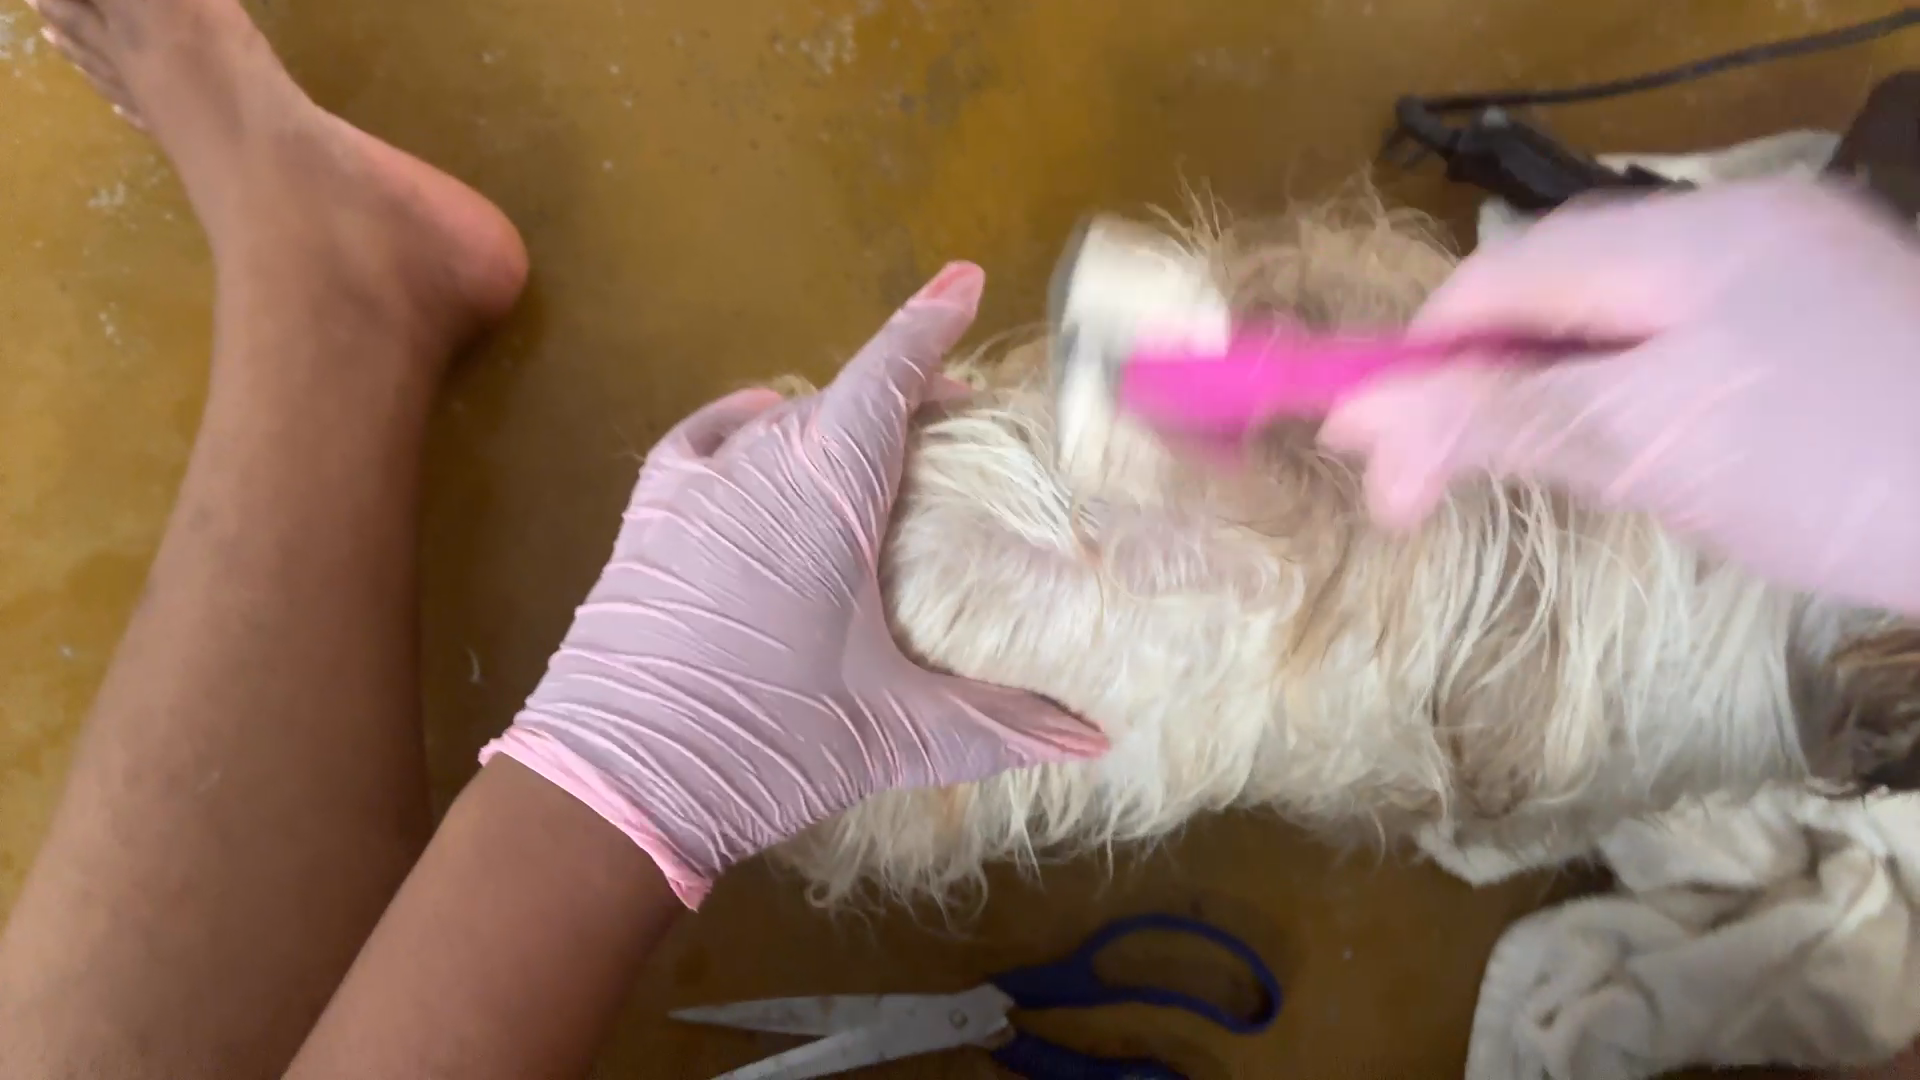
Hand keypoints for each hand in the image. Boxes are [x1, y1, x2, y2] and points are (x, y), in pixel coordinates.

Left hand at [484, 263, 1106, 906]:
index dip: (928, 324)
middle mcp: (759, 465)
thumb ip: (1002, 726)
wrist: (619, 785)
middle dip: (904, 391)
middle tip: (951, 419)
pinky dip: (746, 423)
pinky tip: (761, 428)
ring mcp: (696, 484)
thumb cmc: (769, 743)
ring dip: (837, 417)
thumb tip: (1097, 740)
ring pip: (783, 420)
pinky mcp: (650, 512)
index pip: (887, 378)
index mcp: (827, 492)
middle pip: (846, 398)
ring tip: (875, 445)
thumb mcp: (896, 734)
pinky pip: (707, 437)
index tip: (961, 281)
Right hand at [1321, 178, 1919, 614]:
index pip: (1488, 281)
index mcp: (1684, 240)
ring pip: (1575, 330)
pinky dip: (1584, 400)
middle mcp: (1716, 234)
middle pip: (1528, 300)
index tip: (1380, 452)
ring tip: (1520, 467)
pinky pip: (1633, 349)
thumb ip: (1483, 419)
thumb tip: (1348, 421)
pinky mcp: (1779, 323)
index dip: (1415, 360)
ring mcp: (1756, 275)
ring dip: (1520, 399)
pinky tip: (1598, 445)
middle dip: (1466, 387)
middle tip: (1429, 483)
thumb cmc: (1847, 473)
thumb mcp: (1636, 446)